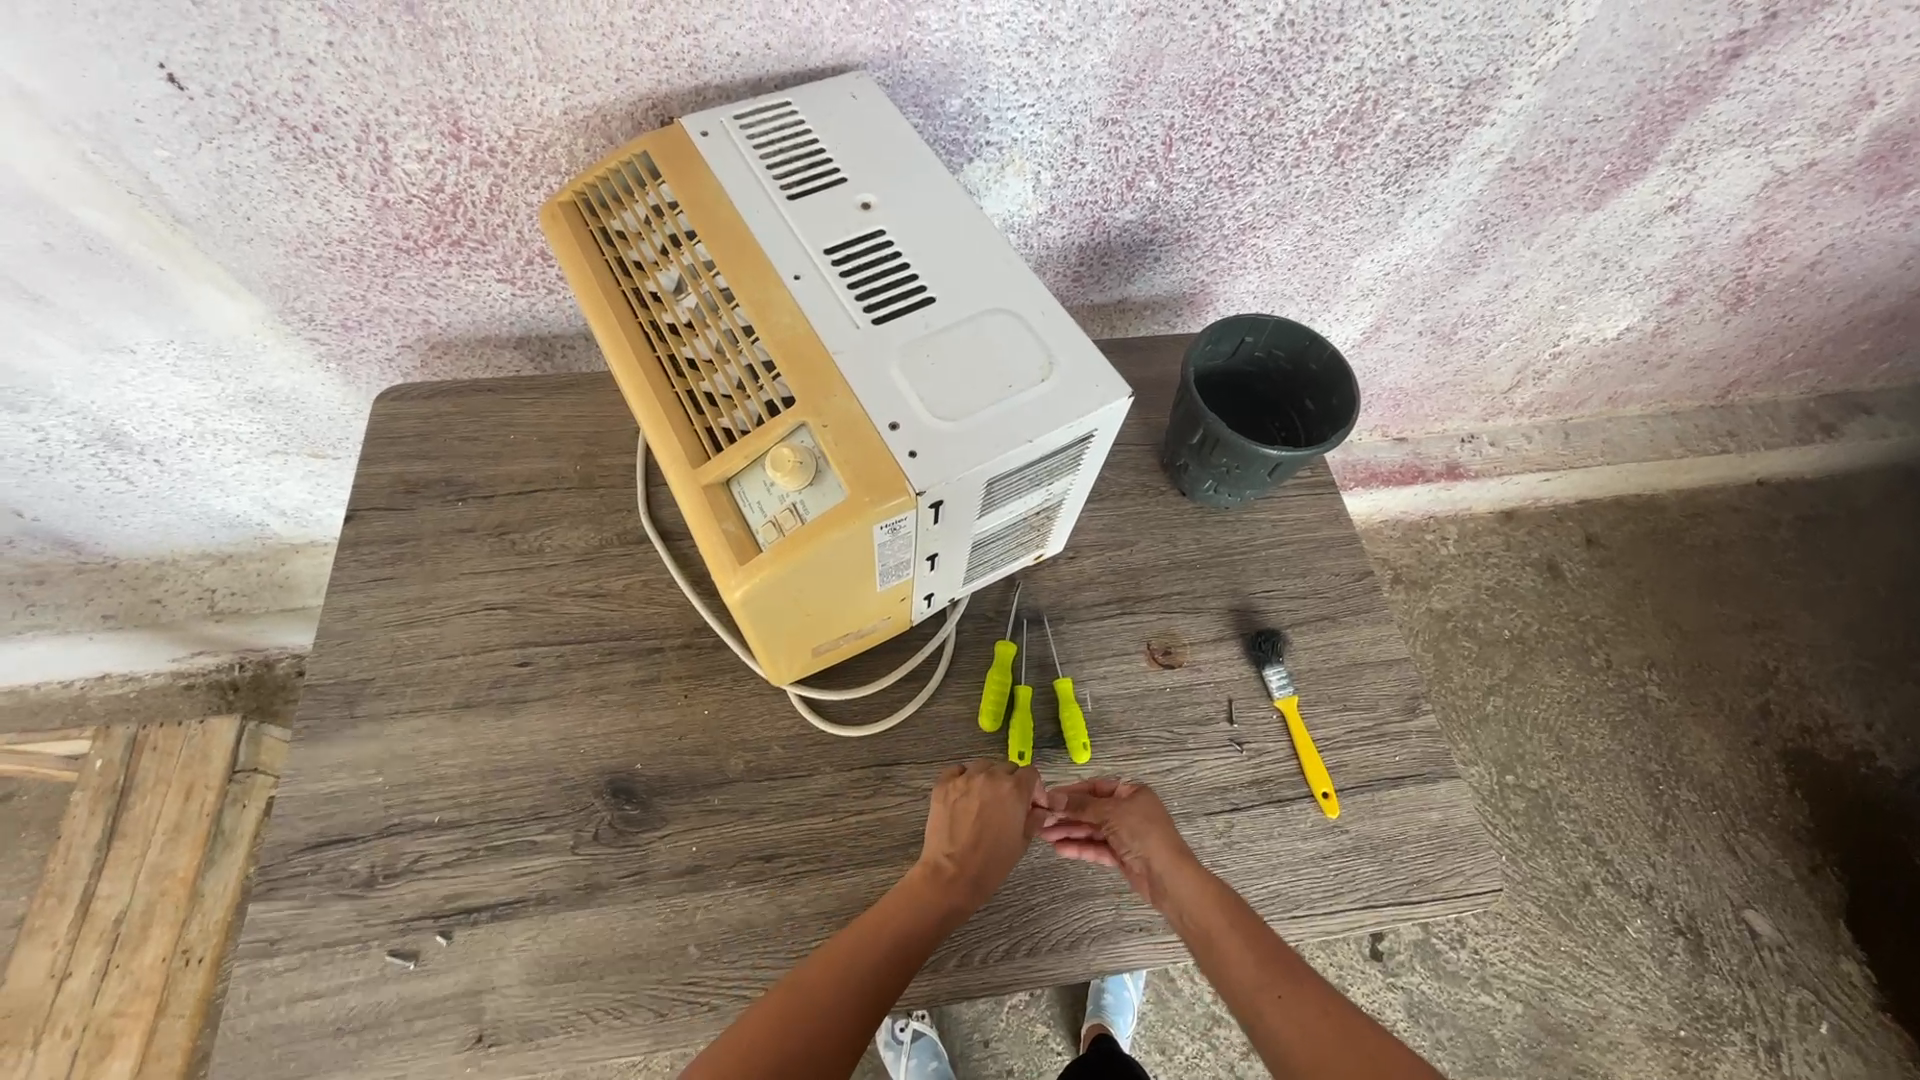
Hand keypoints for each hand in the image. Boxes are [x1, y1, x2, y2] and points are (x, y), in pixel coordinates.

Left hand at [914, 759, 1047, 911]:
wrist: (952, 875)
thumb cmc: (992, 863)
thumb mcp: (1022, 842)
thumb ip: (1034, 819)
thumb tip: (1039, 810)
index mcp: (1014, 789)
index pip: (1031, 773)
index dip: (1034, 788)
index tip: (1031, 803)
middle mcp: (990, 777)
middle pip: (1008, 768)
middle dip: (1012, 783)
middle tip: (1008, 804)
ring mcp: (964, 778)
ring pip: (983, 766)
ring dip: (989, 778)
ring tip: (985, 799)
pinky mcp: (943, 784)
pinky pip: (958, 771)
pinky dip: (963, 777)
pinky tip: (964, 795)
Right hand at [1040, 778, 1202, 909]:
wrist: (1168, 877)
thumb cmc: (1143, 834)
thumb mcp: (1111, 813)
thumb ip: (1081, 806)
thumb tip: (1053, 797)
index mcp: (1131, 793)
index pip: (1095, 787)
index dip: (1071, 792)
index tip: (1048, 798)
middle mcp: (1127, 810)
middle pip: (1091, 809)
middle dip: (1066, 814)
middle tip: (1041, 819)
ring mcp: (1124, 834)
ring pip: (1091, 829)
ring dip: (1069, 831)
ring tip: (1043, 834)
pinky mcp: (1121, 855)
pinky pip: (1096, 847)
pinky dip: (1079, 847)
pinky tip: (1059, 848)